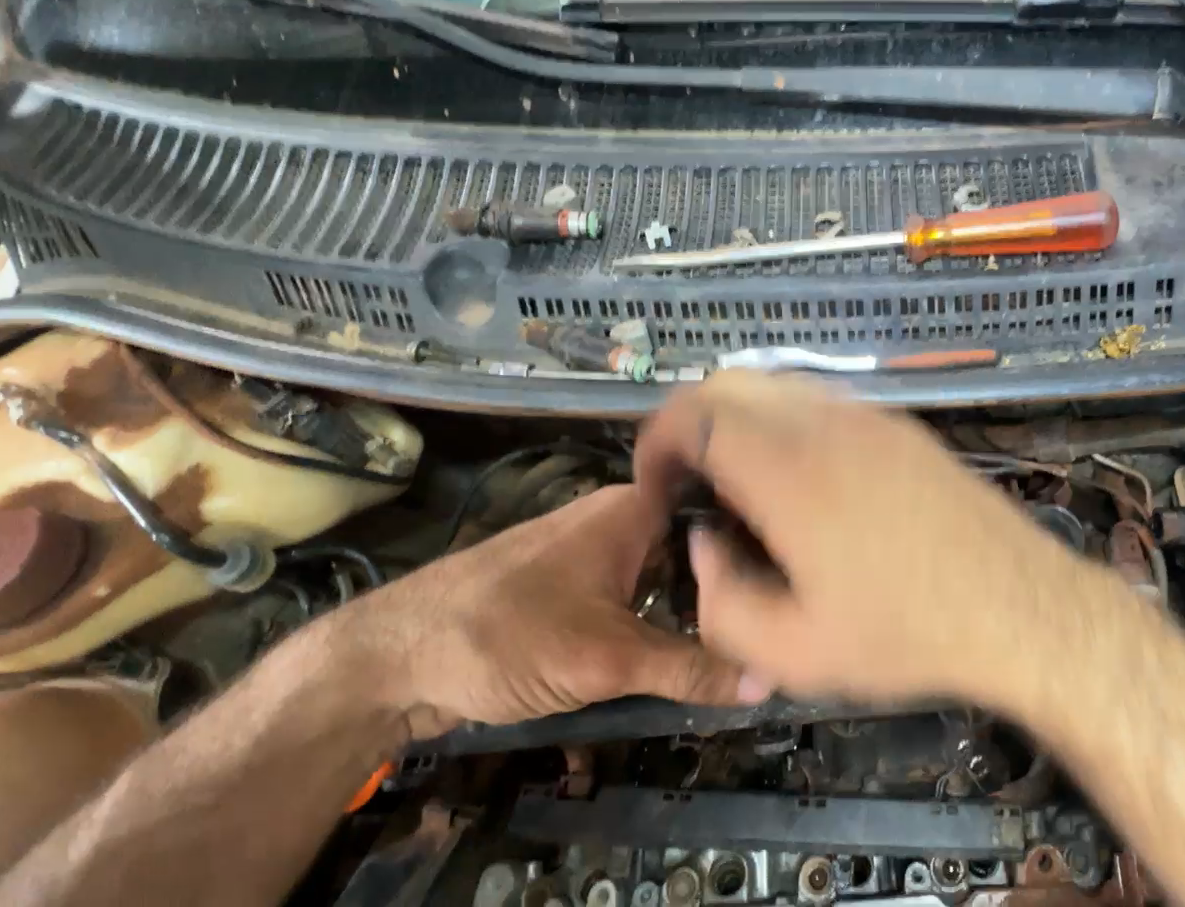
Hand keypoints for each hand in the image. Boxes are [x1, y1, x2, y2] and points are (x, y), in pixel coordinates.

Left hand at [327, 484, 750, 740]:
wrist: (391, 661)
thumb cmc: (507, 636)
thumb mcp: (608, 659)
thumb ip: (691, 669)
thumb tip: (770, 681)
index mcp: (630, 511)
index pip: (715, 503)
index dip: (757, 532)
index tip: (794, 570)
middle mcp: (614, 519)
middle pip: (693, 542)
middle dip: (727, 580)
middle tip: (777, 615)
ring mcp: (589, 551)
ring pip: (663, 570)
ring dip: (691, 604)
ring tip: (744, 633)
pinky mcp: (568, 584)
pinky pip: (632, 590)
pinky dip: (656, 615)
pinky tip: (683, 647)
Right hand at [633, 372, 1088, 707]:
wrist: (1021, 607)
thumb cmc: (906, 634)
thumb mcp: (795, 653)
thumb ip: (722, 603)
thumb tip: (707, 548)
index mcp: (789, 469)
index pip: (694, 413)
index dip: (655, 442)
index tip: (654, 486)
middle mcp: (827, 422)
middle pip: (731, 382)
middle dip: (690, 422)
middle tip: (688, 482)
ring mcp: (871, 416)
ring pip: (779, 384)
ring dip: (740, 419)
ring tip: (739, 482)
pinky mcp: (902, 427)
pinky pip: (823, 401)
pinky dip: (787, 422)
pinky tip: (800, 479)